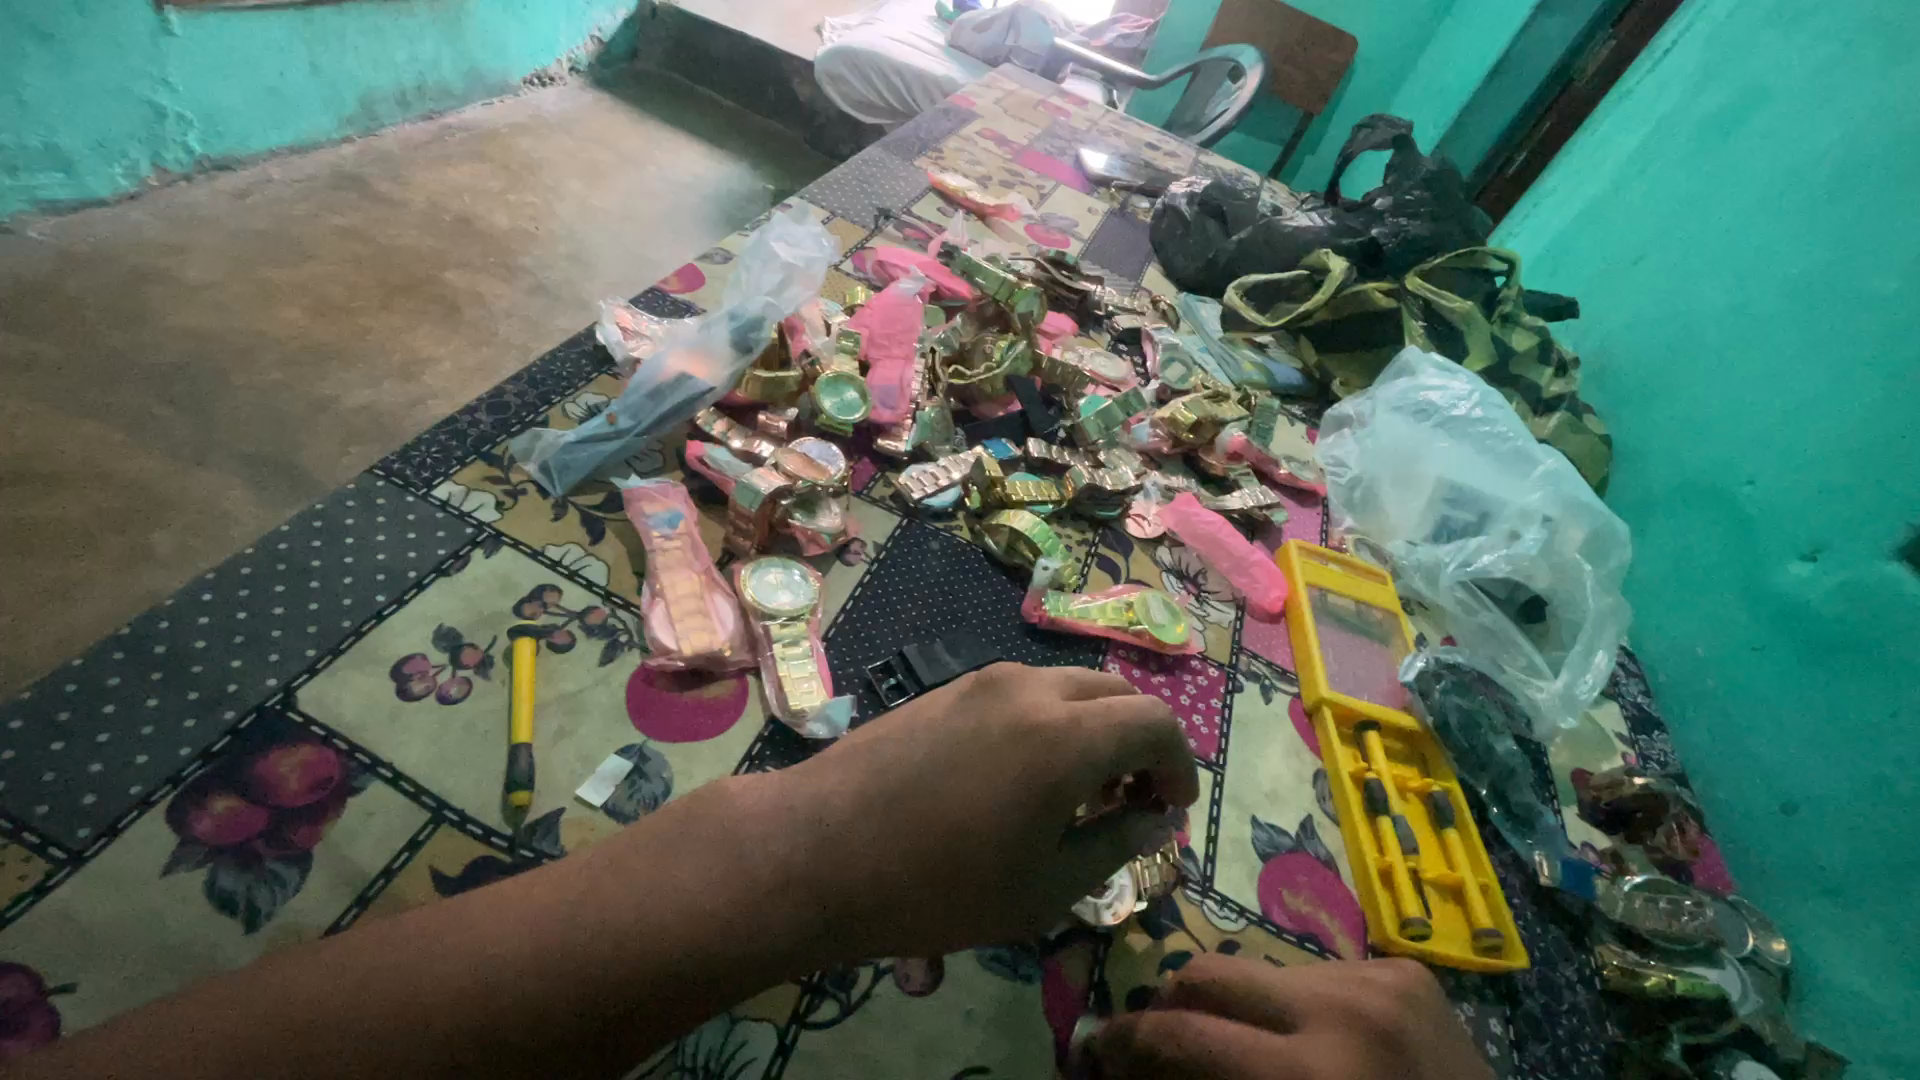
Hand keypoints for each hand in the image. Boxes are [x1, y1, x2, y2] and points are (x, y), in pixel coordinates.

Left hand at [770, 663, 1196, 958]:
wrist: (817, 847)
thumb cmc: (937, 885)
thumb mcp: (1044, 888)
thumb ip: (1115, 844)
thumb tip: (1152, 817)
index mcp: (1065, 735)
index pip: (1156, 722)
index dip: (1178, 764)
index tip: (1168, 808)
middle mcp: (1030, 688)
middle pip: (1116, 694)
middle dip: (1139, 742)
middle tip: (1128, 799)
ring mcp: (983, 680)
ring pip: (1069, 687)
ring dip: (1093, 728)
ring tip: (1075, 790)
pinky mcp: (949, 687)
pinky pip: (1024, 691)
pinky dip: (1050, 719)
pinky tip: (1021, 772)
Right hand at [1082, 954, 1493, 1079]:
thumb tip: (1134, 1072)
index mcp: (1317, 1079)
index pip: (1183, 1036)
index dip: (1127, 1044)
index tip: (1099, 1052)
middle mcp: (1346, 1010)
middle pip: (1208, 974)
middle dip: (1169, 1009)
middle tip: (1158, 1044)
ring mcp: (1382, 978)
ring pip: (1259, 969)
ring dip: (1238, 1011)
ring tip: (1247, 1052)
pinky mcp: (1406, 969)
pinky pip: (1315, 972)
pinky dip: (1298, 1007)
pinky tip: (1317, 1043)